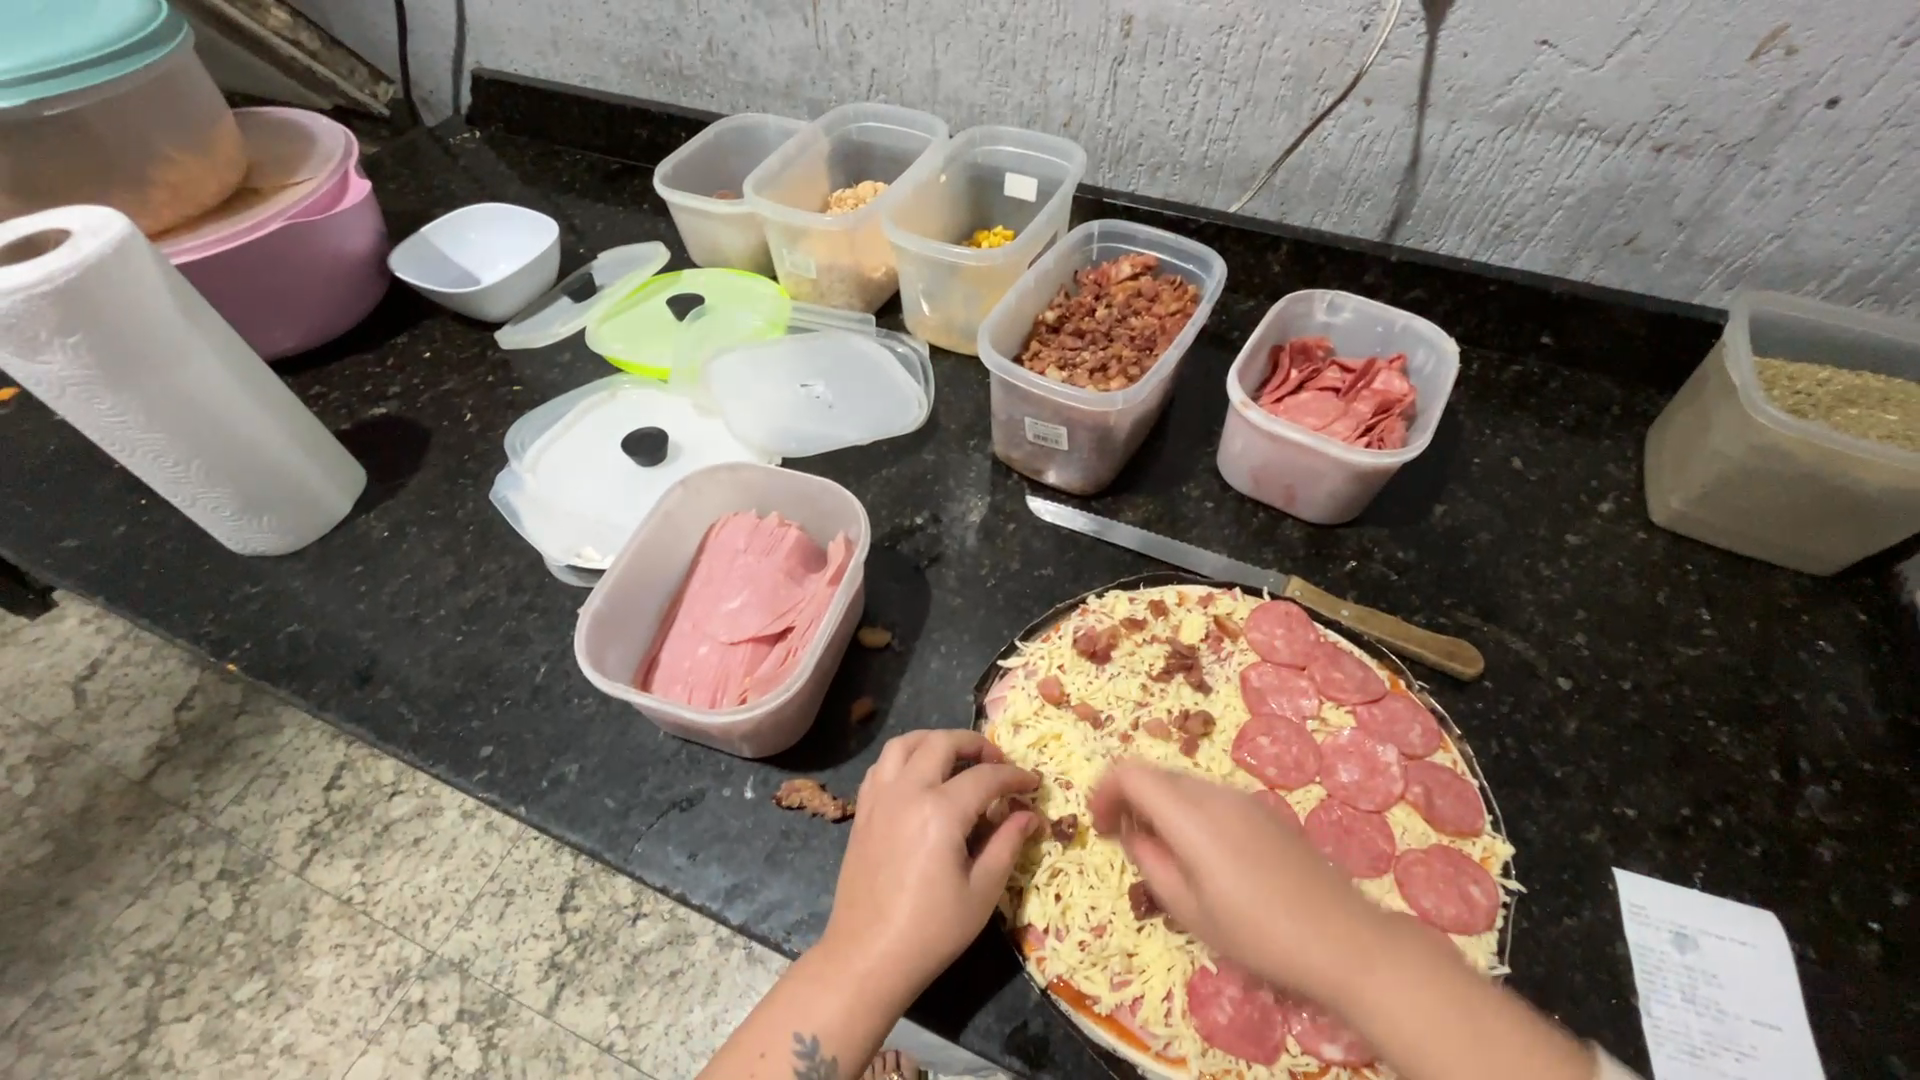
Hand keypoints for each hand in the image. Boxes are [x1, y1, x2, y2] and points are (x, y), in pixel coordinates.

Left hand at [819, 730, 1039, 1004]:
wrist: (867, 956)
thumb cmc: (931, 931)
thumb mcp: (981, 892)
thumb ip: (1007, 845)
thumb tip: (1029, 815)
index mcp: (940, 812)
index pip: (986, 777)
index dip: (1014, 776)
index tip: (1033, 783)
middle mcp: (907, 792)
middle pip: (943, 743)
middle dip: (976, 745)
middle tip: (998, 764)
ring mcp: (879, 798)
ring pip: (905, 743)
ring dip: (936, 741)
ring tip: (958, 758)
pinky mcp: (862, 811)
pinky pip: (882, 765)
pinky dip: (905, 757)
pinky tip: (920, 777)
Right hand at [1089, 762, 1392, 1004]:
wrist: (1344, 939)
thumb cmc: (1258, 934)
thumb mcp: (1188, 910)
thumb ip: (1150, 862)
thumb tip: (1132, 834)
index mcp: (1190, 815)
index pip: (1130, 772)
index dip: (1104, 790)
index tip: (1100, 825)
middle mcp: (1215, 792)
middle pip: (1155, 773)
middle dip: (1129, 797)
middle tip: (1122, 839)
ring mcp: (1243, 797)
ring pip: (1182, 783)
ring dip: (1158, 804)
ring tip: (1160, 850)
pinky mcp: (1263, 809)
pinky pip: (1209, 795)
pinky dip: (1186, 809)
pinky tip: (1199, 852)